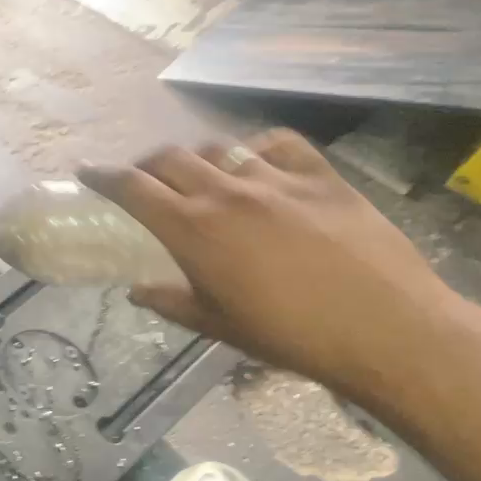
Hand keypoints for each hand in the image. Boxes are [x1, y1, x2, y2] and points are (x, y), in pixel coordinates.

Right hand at [78, 129, 463, 395]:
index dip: (102, 175)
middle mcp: (225, 193)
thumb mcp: (219, 326)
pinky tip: (259, 160)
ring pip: (219, 147)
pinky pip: (280, 143)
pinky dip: (259, 146)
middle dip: (146, 164)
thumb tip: (137, 290)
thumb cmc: (294, 337)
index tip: (87, 172)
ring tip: (202, 172)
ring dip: (199, 156)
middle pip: (168, 158)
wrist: (393, 334)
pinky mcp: (322, 179)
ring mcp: (275, 180)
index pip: (130, 186)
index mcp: (191, 229)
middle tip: (145, 179)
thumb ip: (170, 302)